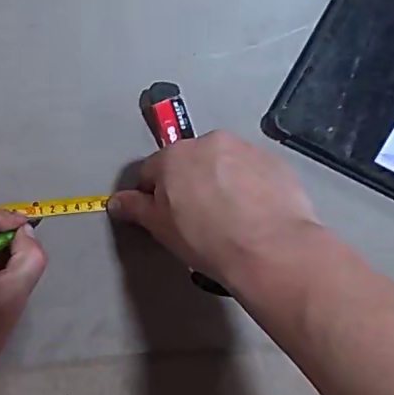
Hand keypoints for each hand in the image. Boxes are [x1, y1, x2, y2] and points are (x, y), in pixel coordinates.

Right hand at [108, 130, 327, 289]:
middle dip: (188, 184)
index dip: (153, 195)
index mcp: (173, 156)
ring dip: (219, 181)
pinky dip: (248, 186)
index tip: (162, 214)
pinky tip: (251, 213)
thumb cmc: (211, 239)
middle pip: (188, 162)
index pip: (150, 171)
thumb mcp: (159, 227)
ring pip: (222, 163)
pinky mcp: (274, 162)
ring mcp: (244, 150)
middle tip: (196, 217)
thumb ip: (134, 208)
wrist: (271, 250)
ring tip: (227, 217)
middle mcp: (208, 144)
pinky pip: (252, 171)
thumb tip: (119, 201)